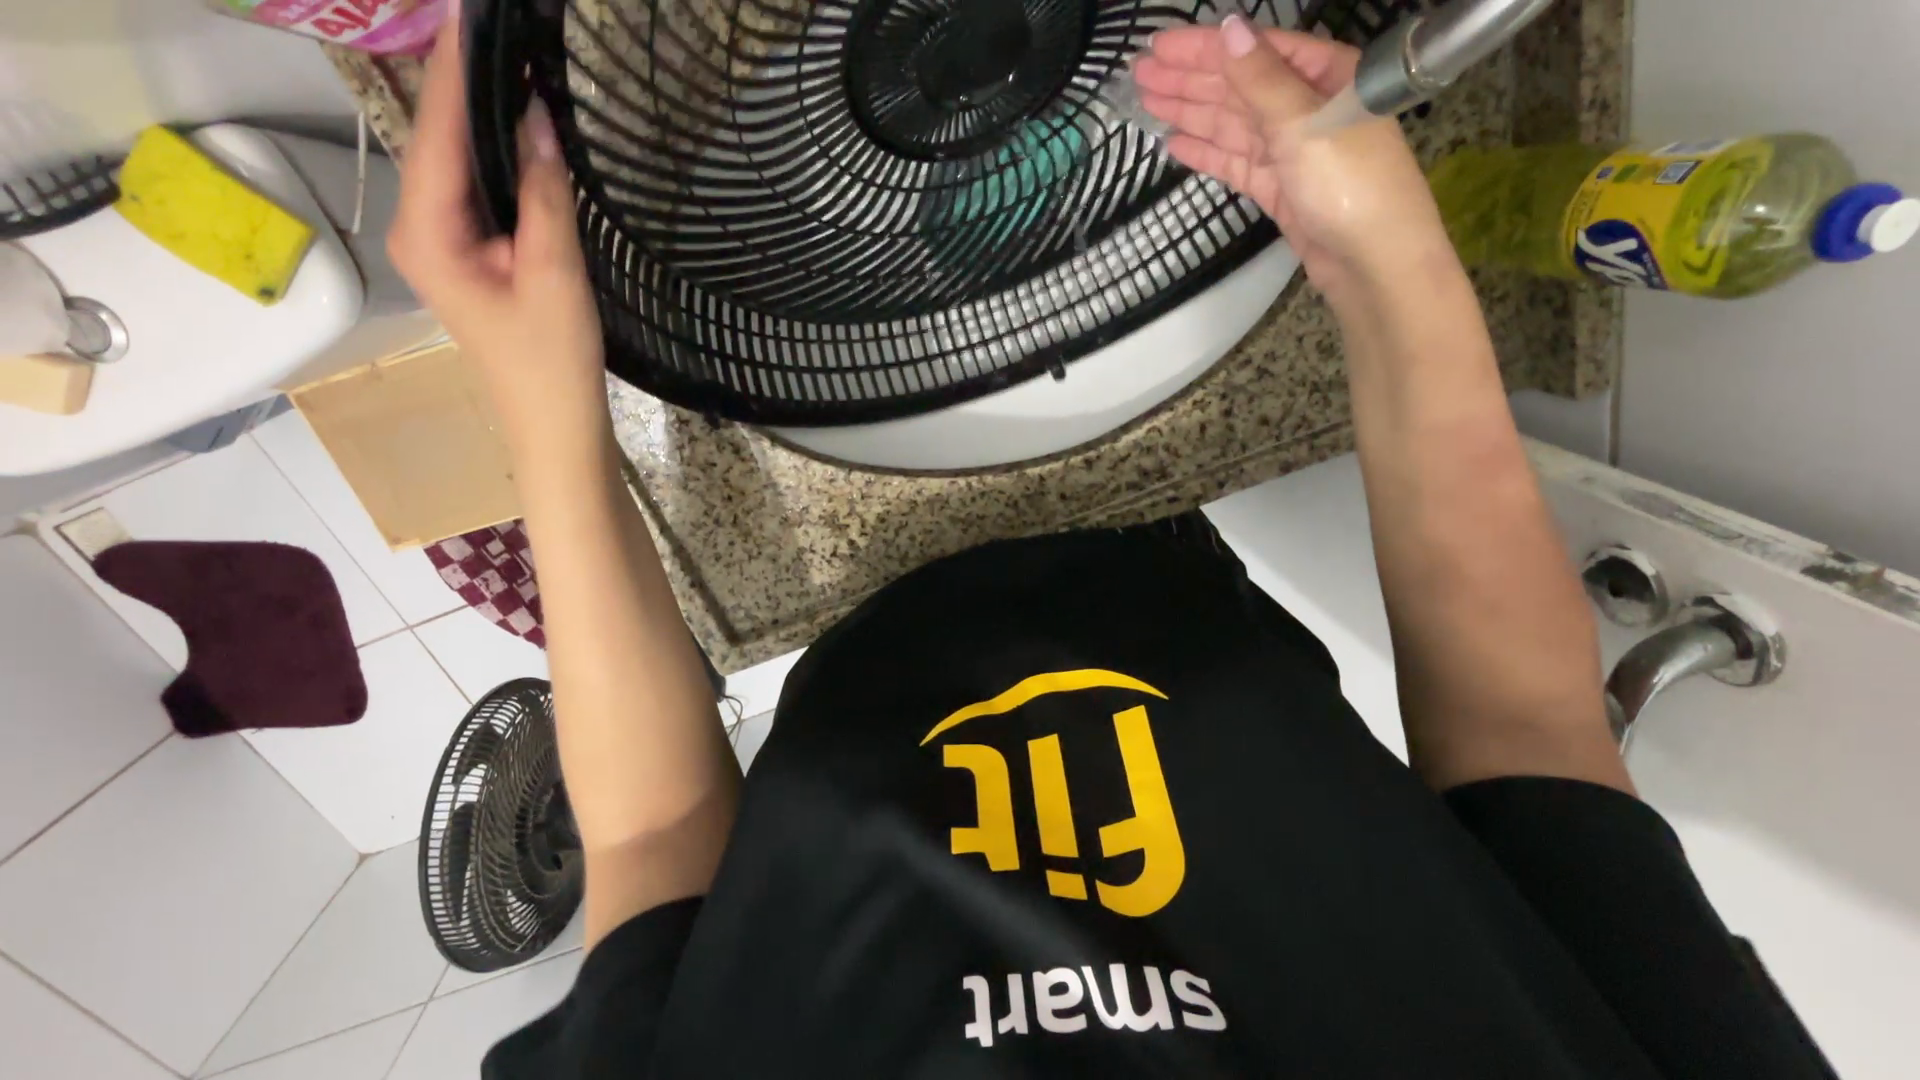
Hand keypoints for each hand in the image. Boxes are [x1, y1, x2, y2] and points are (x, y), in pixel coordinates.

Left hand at [388, 16, 606, 452]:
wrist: (555, 423)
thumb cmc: (552, 359)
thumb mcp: (554, 272)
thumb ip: (543, 192)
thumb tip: (537, 116)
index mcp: (426, 231)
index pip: (436, 130)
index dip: (452, 67)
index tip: (469, 14)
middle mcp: (419, 227)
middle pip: (438, 138)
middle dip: (464, 80)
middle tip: (496, 29)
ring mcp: (442, 242)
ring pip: (458, 162)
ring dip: (482, 114)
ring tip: (509, 59)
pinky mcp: (469, 254)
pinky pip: (477, 188)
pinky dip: (497, 155)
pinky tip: (520, 127)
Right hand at [1132, 17, 1454, 296]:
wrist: (1373, 260)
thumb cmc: (1350, 183)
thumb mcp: (1303, 121)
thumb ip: (1260, 77)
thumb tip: (1228, 27)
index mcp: (1324, 76)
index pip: (1255, 51)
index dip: (1205, 47)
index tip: (1159, 46)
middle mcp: (1306, 106)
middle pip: (1238, 86)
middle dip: (1189, 79)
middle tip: (1140, 73)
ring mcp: (1290, 150)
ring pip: (1231, 124)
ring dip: (1190, 113)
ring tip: (1147, 103)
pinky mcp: (1278, 187)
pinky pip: (1235, 161)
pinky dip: (1205, 153)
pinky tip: (1175, 145)